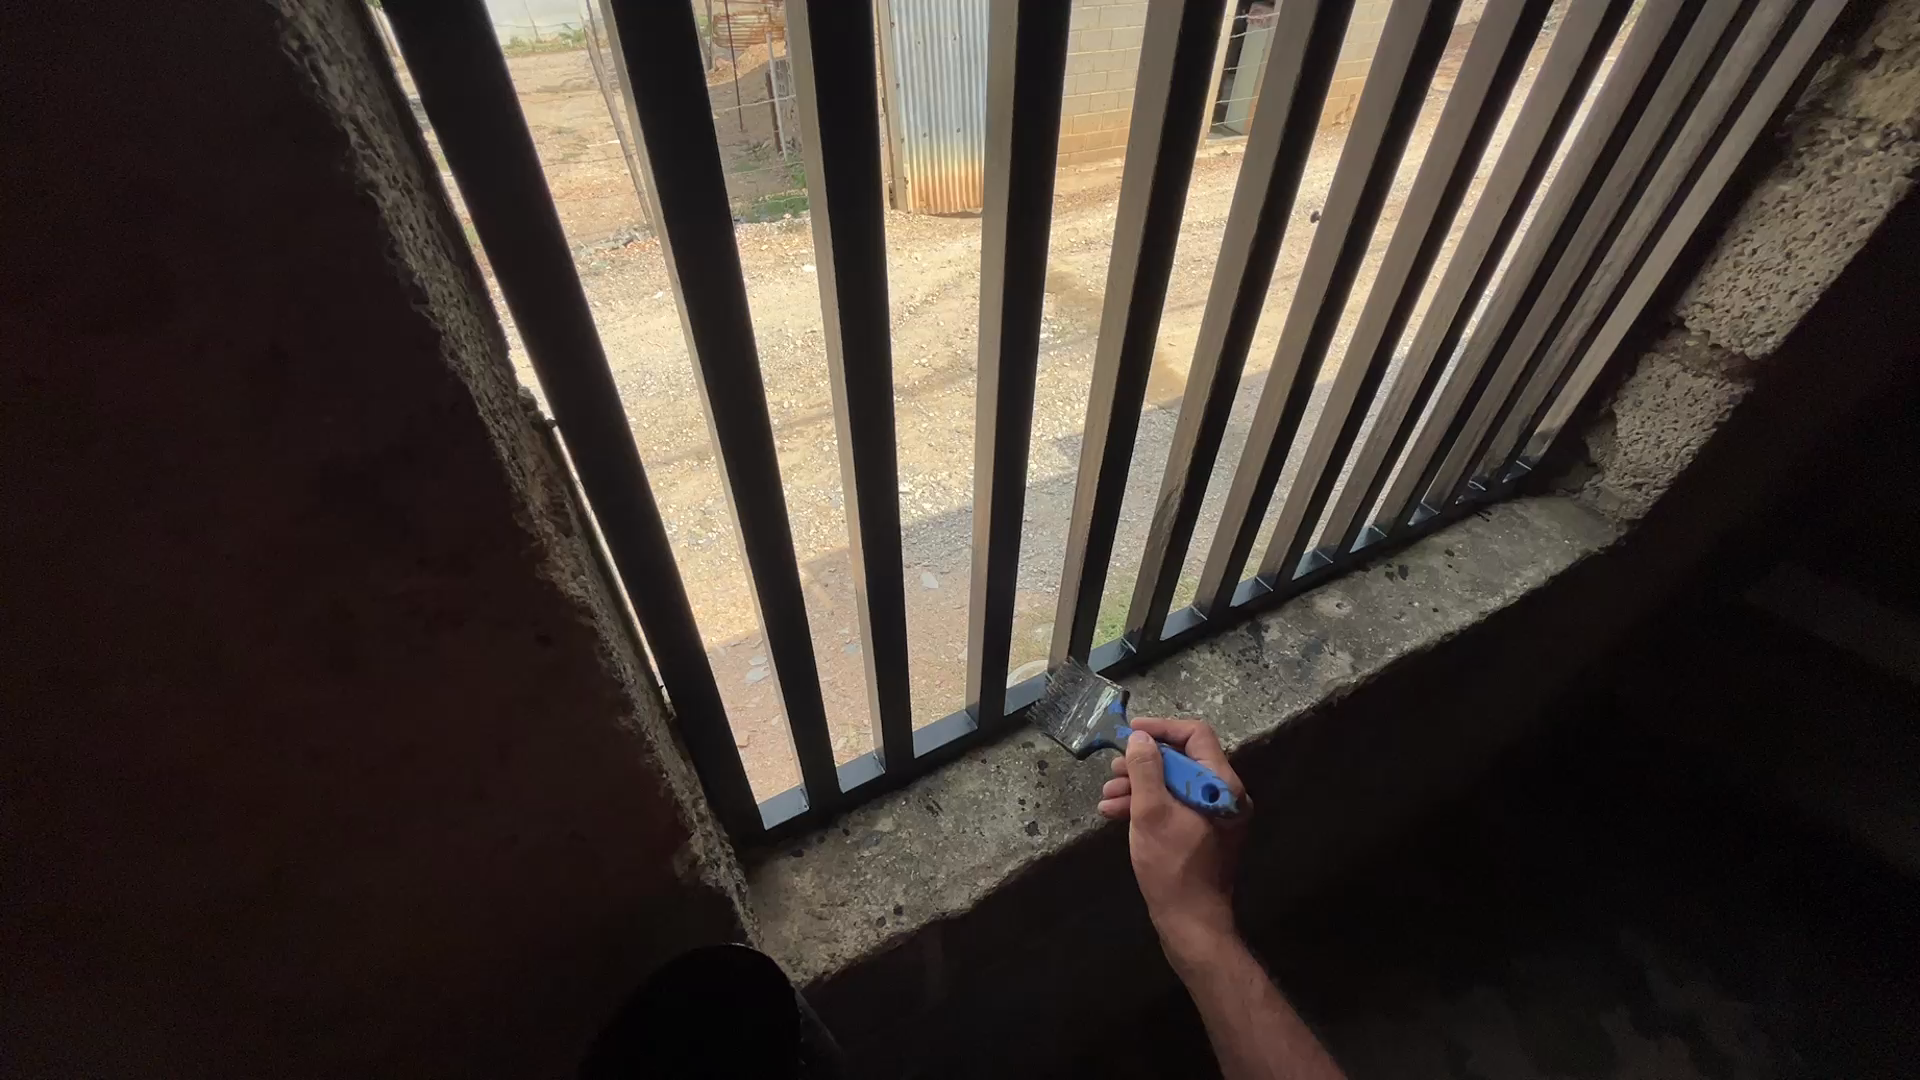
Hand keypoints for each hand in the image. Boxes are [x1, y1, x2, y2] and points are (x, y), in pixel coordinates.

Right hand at [1096, 718, 1249, 963]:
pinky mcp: (1201, 830)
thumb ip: (1145, 769)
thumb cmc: (1172, 867)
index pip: (1196, 735)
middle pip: (1182, 758)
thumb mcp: (1150, 812)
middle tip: (1114, 770)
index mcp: (1222, 785)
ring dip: (1138, 784)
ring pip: (1173, 782)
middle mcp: (1224, 795)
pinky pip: (1173, 803)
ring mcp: (1213, 814)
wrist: (1190, 924)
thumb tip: (1140, 738)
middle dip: (1142, 762)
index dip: (1161, 729)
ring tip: (1108, 796)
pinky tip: (1115, 811)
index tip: (1131, 733)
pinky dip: (1146, 803)